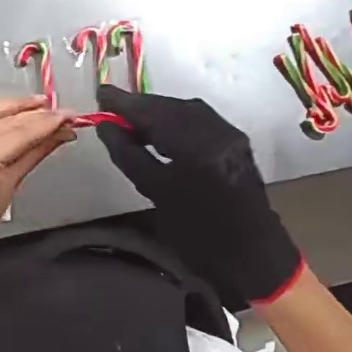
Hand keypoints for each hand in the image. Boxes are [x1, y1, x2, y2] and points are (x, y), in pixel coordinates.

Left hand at [0, 96, 75, 246]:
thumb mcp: (12, 186)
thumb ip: (36, 153)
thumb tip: (64, 133)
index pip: (21, 133)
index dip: (48, 122)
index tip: (71, 115)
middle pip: (7, 120)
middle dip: (37, 113)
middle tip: (62, 110)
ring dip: (16, 103)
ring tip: (40, 102)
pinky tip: (7, 103)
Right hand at [94, 85, 302, 305]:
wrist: (251, 256)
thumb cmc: (198, 235)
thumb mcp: (156, 194)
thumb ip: (129, 155)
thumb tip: (106, 128)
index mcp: (196, 147)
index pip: (152, 115)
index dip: (124, 104)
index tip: (100, 94)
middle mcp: (217, 131)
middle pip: (170, 107)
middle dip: (139, 106)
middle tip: (110, 107)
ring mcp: (230, 135)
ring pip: (186, 111)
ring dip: (157, 111)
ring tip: (130, 120)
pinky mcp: (236, 142)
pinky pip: (200, 120)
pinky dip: (175, 120)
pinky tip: (160, 130)